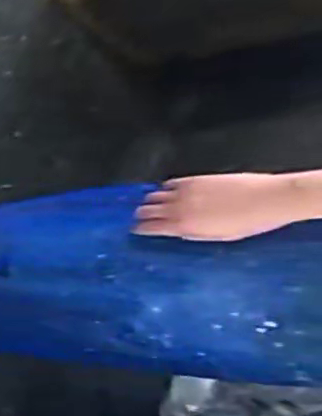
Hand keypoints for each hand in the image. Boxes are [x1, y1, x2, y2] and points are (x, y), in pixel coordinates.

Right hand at [133, 173, 306, 241]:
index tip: (140, 229)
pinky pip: (168, 184)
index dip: (140, 228)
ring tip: (160, 202)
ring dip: (153, 201)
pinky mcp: (192, 180)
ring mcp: (182, 193)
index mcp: (181, 226)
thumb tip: (176, 232)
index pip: (146, 227)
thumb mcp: (222, 235)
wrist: (275, 198)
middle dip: (143, 214)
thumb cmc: (253, 221)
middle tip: (147, 216)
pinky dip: (167, 188)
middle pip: (144, 211)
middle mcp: (176, 209)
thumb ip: (194, 234)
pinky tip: (174, 191)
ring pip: (151, 197)